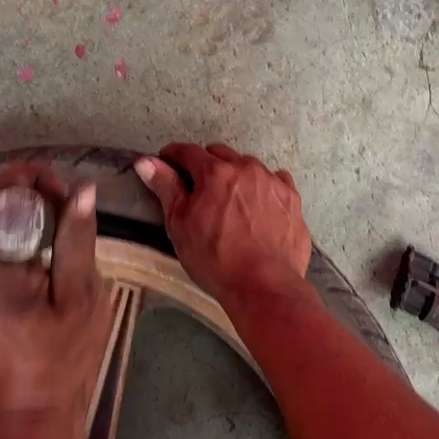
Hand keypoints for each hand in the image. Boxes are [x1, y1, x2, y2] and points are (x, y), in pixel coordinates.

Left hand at [0, 168, 113, 414]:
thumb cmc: (64, 352)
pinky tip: (54, 224)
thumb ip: (77, 239)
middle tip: (58, 189)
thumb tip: (84, 188)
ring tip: (60, 201)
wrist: (45, 397)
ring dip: (20, 201)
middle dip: (14, 186)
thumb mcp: (80, 294)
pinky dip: (22, 219)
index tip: (40, 179)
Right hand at [134, 143, 311, 307]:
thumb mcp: (180, 225)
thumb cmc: (215, 258)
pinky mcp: (293, 199)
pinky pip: (276, 181)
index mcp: (216, 172)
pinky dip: (264, 187)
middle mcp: (246, 168)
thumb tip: (146, 161)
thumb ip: (166, 187)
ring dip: (236, 174)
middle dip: (206, 164)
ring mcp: (273, 182)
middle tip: (198, 186)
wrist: (264, 286)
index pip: (189, 152)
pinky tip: (260, 204)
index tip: (167, 161)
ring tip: (230, 198)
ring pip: (249, 166)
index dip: (174, 155)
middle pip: (220, 154)